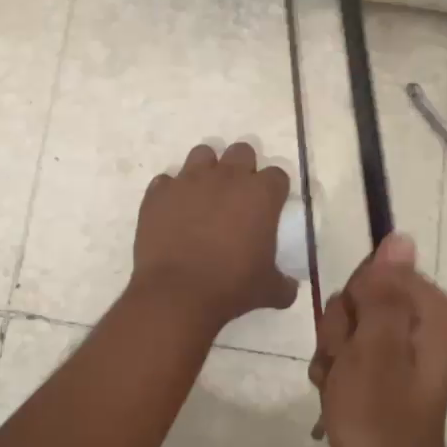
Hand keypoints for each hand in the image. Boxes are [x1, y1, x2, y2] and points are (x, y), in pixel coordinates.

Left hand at [132, 142, 297, 325]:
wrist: (177, 295)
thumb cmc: (231, 288)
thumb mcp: (270, 291)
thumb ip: (284, 283)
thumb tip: (288, 286)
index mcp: (260, 195)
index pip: (277, 175)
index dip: (275, 189)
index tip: (271, 206)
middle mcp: (226, 177)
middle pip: (241, 152)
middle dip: (243, 168)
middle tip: (238, 195)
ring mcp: (189, 181)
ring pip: (202, 154)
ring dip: (207, 169)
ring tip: (204, 195)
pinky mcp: (159, 193)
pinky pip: (167, 181)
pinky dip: (172, 192)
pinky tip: (173, 211)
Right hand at [310, 234, 446, 446]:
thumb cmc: (379, 416)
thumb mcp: (374, 349)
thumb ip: (384, 292)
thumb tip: (399, 238)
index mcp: (429, 313)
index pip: (376, 271)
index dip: (352, 301)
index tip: (351, 338)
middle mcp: (421, 323)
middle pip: (360, 297)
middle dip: (340, 331)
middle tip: (345, 365)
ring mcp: (402, 348)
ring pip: (347, 325)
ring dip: (333, 354)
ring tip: (341, 386)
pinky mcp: (386, 370)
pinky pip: (348, 351)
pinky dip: (336, 372)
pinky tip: (338, 395)